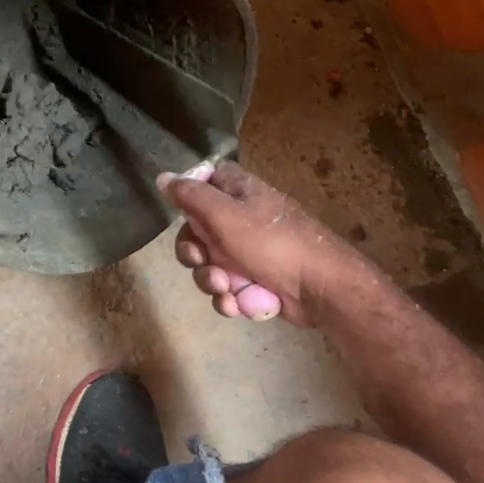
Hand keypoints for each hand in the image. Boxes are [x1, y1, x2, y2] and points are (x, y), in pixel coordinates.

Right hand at [156, 162, 378, 326]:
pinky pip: (228, 287)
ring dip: (211, 280)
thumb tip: (163, 176)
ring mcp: (248, 252)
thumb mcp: (224, 215)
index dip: (189, 197)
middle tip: (200, 260)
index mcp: (238, 192)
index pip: (203, 181)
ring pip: (209, 264)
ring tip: (226, 290)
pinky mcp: (255, 280)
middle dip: (194, 252)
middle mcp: (241, 218)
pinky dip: (229, 298)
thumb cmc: (273, 243)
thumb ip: (190, 196)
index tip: (185, 214)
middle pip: (197, 230)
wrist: (320, 289)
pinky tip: (237, 305)